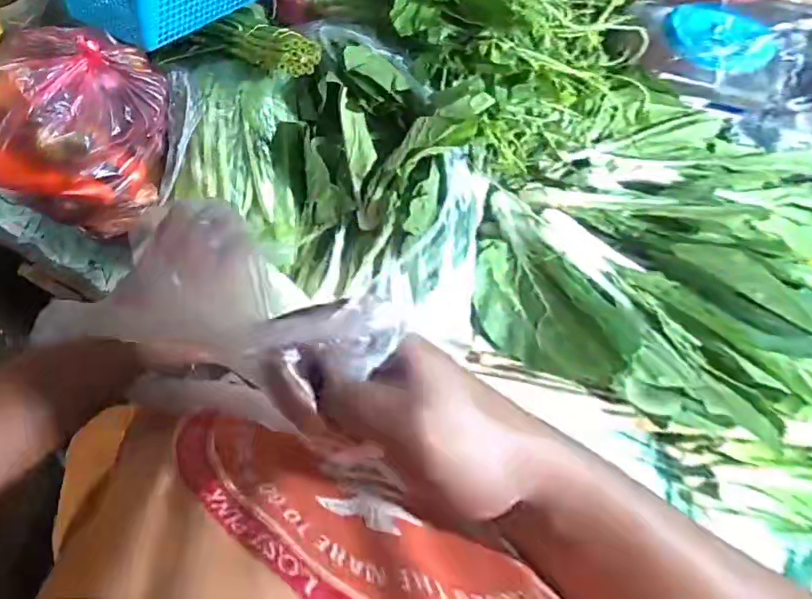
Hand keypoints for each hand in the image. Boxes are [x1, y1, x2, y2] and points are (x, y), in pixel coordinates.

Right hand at [270, 336, 567, 525]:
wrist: (531, 485)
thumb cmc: (468, 441)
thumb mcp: (402, 418)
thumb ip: (345, 396)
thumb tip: (300, 383)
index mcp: (375, 331)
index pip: (304, 326)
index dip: (281, 355)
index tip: (281, 396)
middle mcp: (369, 346)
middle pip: (305, 356)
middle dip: (297, 391)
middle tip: (315, 431)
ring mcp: (376, 378)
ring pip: (318, 386)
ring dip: (313, 414)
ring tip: (328, 443)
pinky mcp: (383, 409)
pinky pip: (338, 409)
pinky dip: (329, 428)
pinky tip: (336, 449)